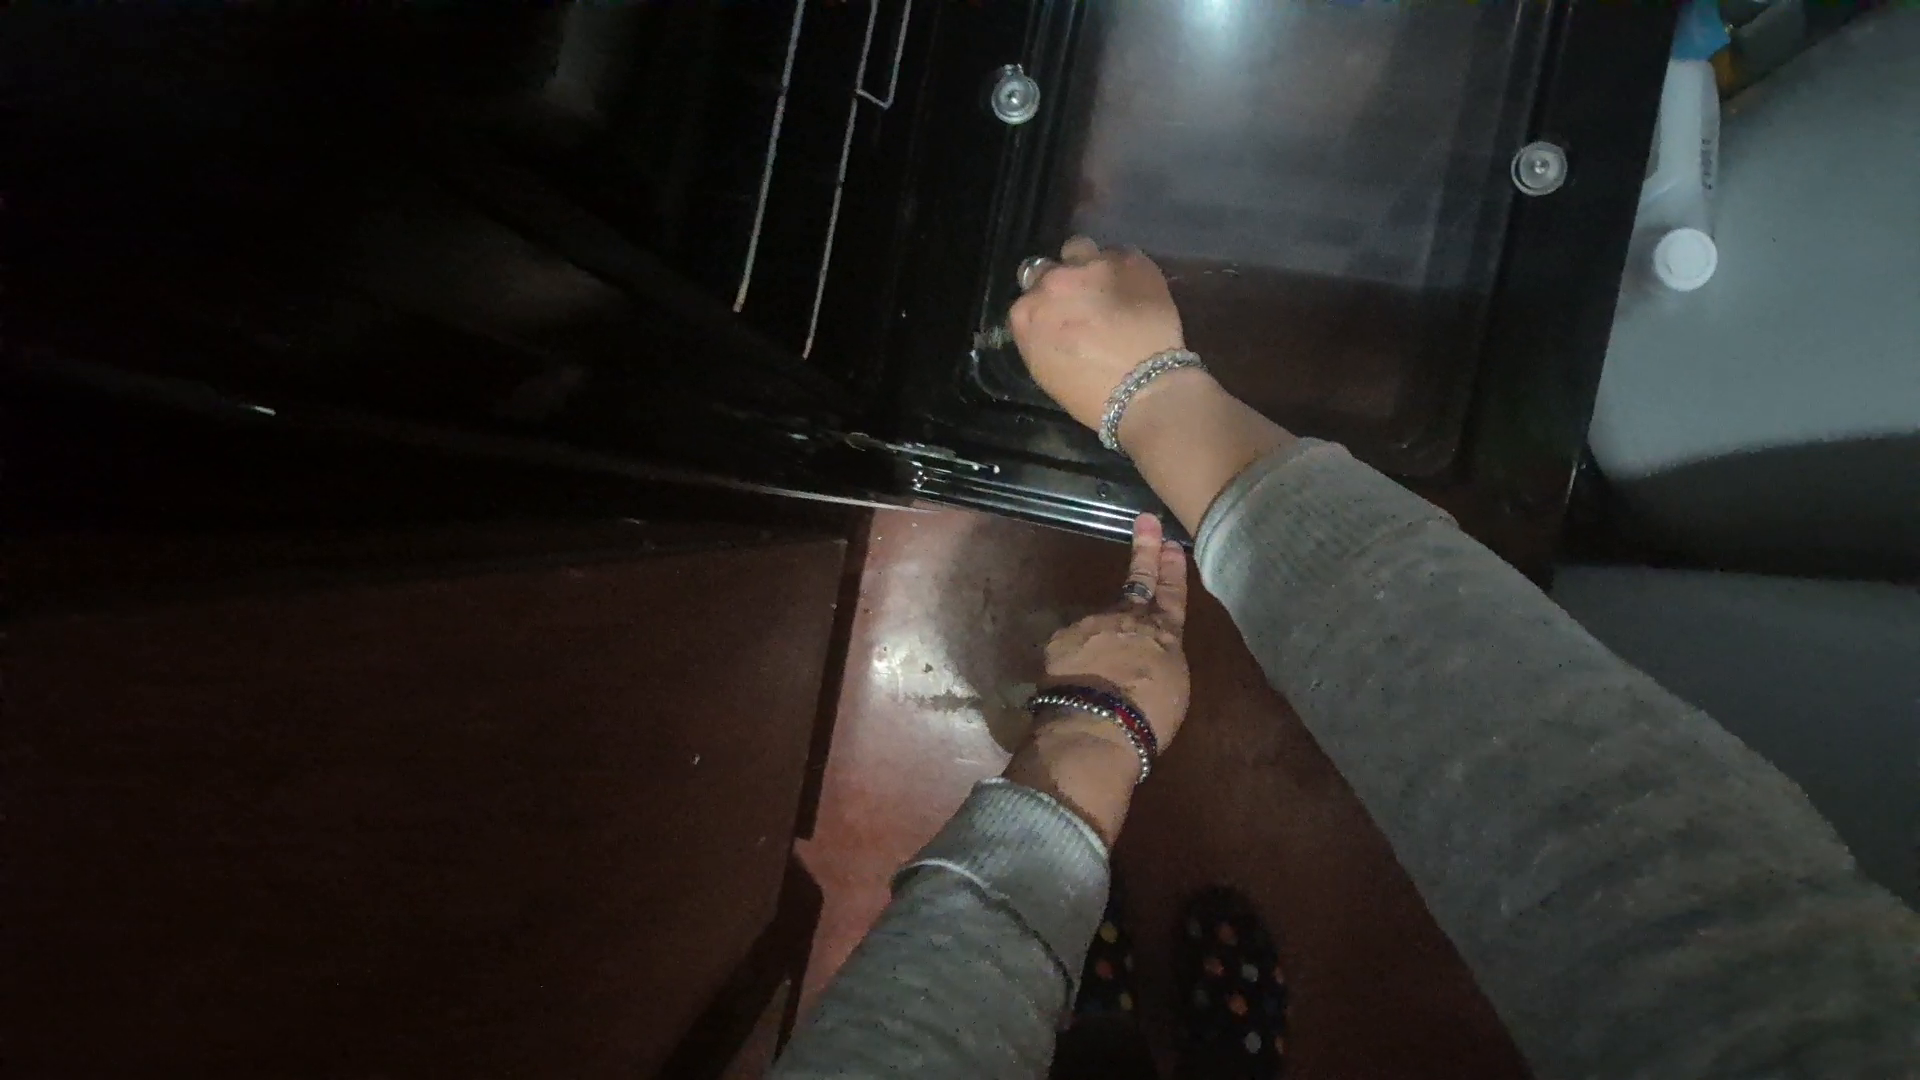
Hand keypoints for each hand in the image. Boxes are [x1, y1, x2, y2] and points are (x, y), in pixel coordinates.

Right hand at [1009, 237, 1185, 430]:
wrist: (1143, 388)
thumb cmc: (1089, 394)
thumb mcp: (1045, 371)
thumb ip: (1038, 335)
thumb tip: (1050, 321)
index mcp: (1026, 313)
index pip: (1026, 298)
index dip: (1043, 308)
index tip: (1056, 320)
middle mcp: (1052, 281)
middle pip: (1046, 268)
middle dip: (1059, 283)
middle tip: (1078, 302)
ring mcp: (1091, 265)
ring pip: (1078, 248)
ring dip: (1085, 263)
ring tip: (1103, 284)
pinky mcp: (1129, 259)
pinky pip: (1118, 253)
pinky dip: (1122, 268)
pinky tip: (1132, 288)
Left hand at [1041, 512, 1191, 748]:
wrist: (1097, 725)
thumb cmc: (1148, 717)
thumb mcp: (1171, 686)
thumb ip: (1157, 658)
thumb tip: (1143, 653)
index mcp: (1162, 632)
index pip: (1169, 593)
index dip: (1171, 568)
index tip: (1170, 542)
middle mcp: (1125, 618)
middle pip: (1135, 585)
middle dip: (1144, 553)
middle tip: (1146, 523)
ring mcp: (1089, 624)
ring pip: (1097, 625)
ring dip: (1100, 640)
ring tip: (1101, 676)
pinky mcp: (1060, 639)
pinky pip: (1071, 646)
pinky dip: (1075, 659)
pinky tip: (1076, 682)